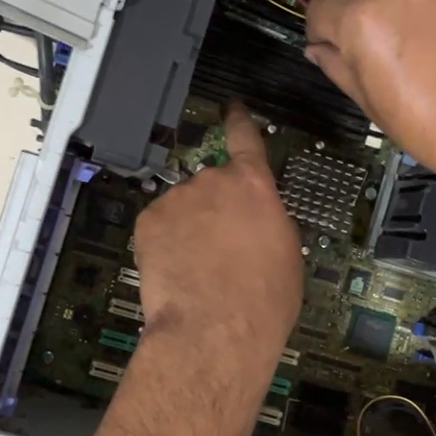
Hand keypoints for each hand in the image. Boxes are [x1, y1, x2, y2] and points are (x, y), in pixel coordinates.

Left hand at [133, 103, 302, 383]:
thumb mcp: (287, 253)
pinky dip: (164, 242)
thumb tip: (256, 221)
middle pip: (212, 185)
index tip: (232, 107)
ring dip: (189, 226)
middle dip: (214, 208)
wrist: (216, 328)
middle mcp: (213, 182)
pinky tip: (177, 270)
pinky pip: (159, 225)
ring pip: (183, 207)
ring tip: (199, 267)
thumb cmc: (264, 299)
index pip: (246, 138)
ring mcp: (176, 199)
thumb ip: (269, 220)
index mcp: (254, 186)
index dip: (239, 120)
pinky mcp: (148, 221)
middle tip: (222, 247)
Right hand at [305, 0, 435, 184]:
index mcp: (360, 20)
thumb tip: (317, 49)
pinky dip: (420, 1)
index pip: (320, 7)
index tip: (327, 47)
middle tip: (361, 41)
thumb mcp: (366, 100)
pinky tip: (431, 31)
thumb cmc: (421, 124)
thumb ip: (336, 65)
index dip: (318, 30)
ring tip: (396, 31)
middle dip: (348, 8)